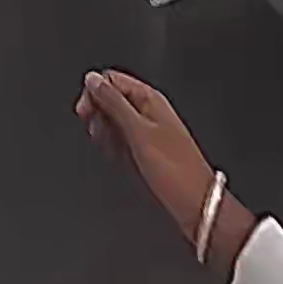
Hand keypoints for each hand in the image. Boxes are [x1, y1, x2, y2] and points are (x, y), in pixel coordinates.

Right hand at [75, 70, 213, 234]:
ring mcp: (148, 128)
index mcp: (149, 97)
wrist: (197, 205)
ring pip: (116, 118)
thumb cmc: (174, 168)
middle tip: (96, 132)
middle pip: (112, 97)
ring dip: (106, 130)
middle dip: (98, 112)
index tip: (85, 112)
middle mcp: (149, 109)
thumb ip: (113, 102)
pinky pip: (123, 137)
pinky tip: (115, 155)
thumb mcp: (138, 131)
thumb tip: (93, 78)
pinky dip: (114, 144)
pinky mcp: (147, 147)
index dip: (95, 92)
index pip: (112, 79)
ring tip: (108, 147)